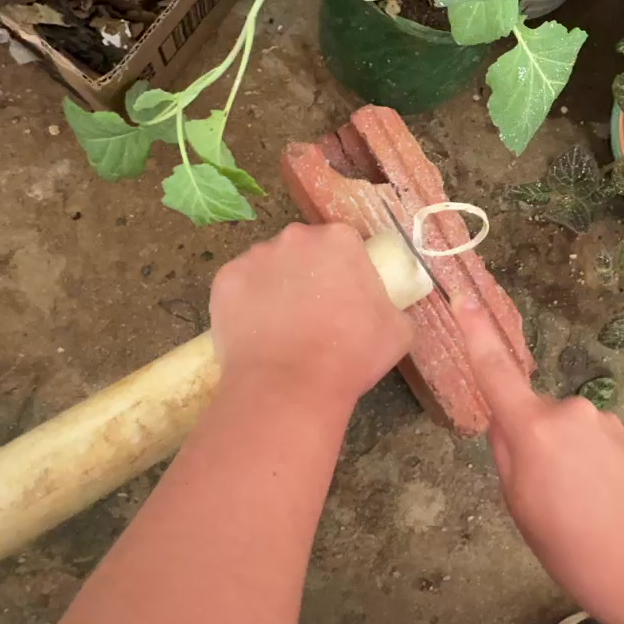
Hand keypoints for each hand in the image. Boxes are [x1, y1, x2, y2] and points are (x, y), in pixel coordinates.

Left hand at [207, 222, 411, 417]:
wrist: (290, 386)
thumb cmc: (352, 355)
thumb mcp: (398, 330)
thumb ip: (390, 306)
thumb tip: (381, 310)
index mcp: (340, 240)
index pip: (345, 244)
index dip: (346, 270)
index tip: (346, 296)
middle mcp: (296, 237)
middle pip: (304, 249)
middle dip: (309, 272)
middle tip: (316, 312)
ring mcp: (255, 257)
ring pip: (269, 266)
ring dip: (277, 286)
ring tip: (283, 327)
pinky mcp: (224, 281)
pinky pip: (240, 287)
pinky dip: (247, 304)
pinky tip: (258, 332)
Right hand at [451, 295, 623, 620]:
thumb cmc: (573, 550)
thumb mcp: (520, 508)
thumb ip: (507, 455)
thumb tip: (507, 425)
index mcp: (534, 428)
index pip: (495, 370)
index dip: (475, 333)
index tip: (463, 297)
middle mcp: (571, 411)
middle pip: (534, 416)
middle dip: (532, 444)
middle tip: (547, 499)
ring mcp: (606, 421)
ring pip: (567, 432)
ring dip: (566, 458)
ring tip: (583, 510)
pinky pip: (596, 442)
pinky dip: (593, 465)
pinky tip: (607, 505)